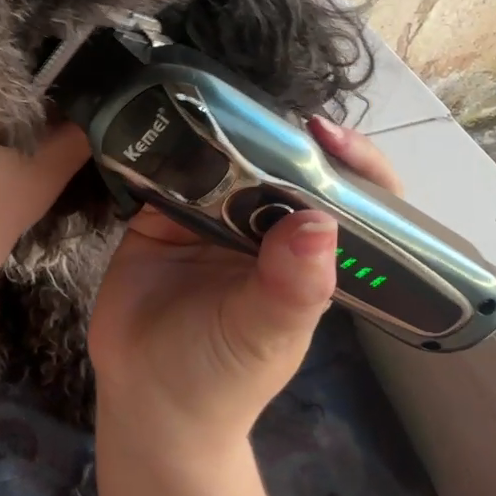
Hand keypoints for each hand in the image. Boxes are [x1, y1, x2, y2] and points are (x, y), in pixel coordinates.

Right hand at [88, 116, 402, 448]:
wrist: (143, 397)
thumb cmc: (220, 377)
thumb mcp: (264, 336)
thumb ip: (291, 286)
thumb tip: (319, 223)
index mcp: (310, 257)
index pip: (352, 201)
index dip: (350, 162)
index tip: (323, 133)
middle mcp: (264, 230)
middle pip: (282, 166)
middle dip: (272, 133)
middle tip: (250, 105)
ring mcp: (209, 219)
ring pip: (222, 161)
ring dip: (215, 132)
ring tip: (201, 98)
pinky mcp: (159, 215)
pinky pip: (163, 171)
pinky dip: (160, 146)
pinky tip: (155, 121)